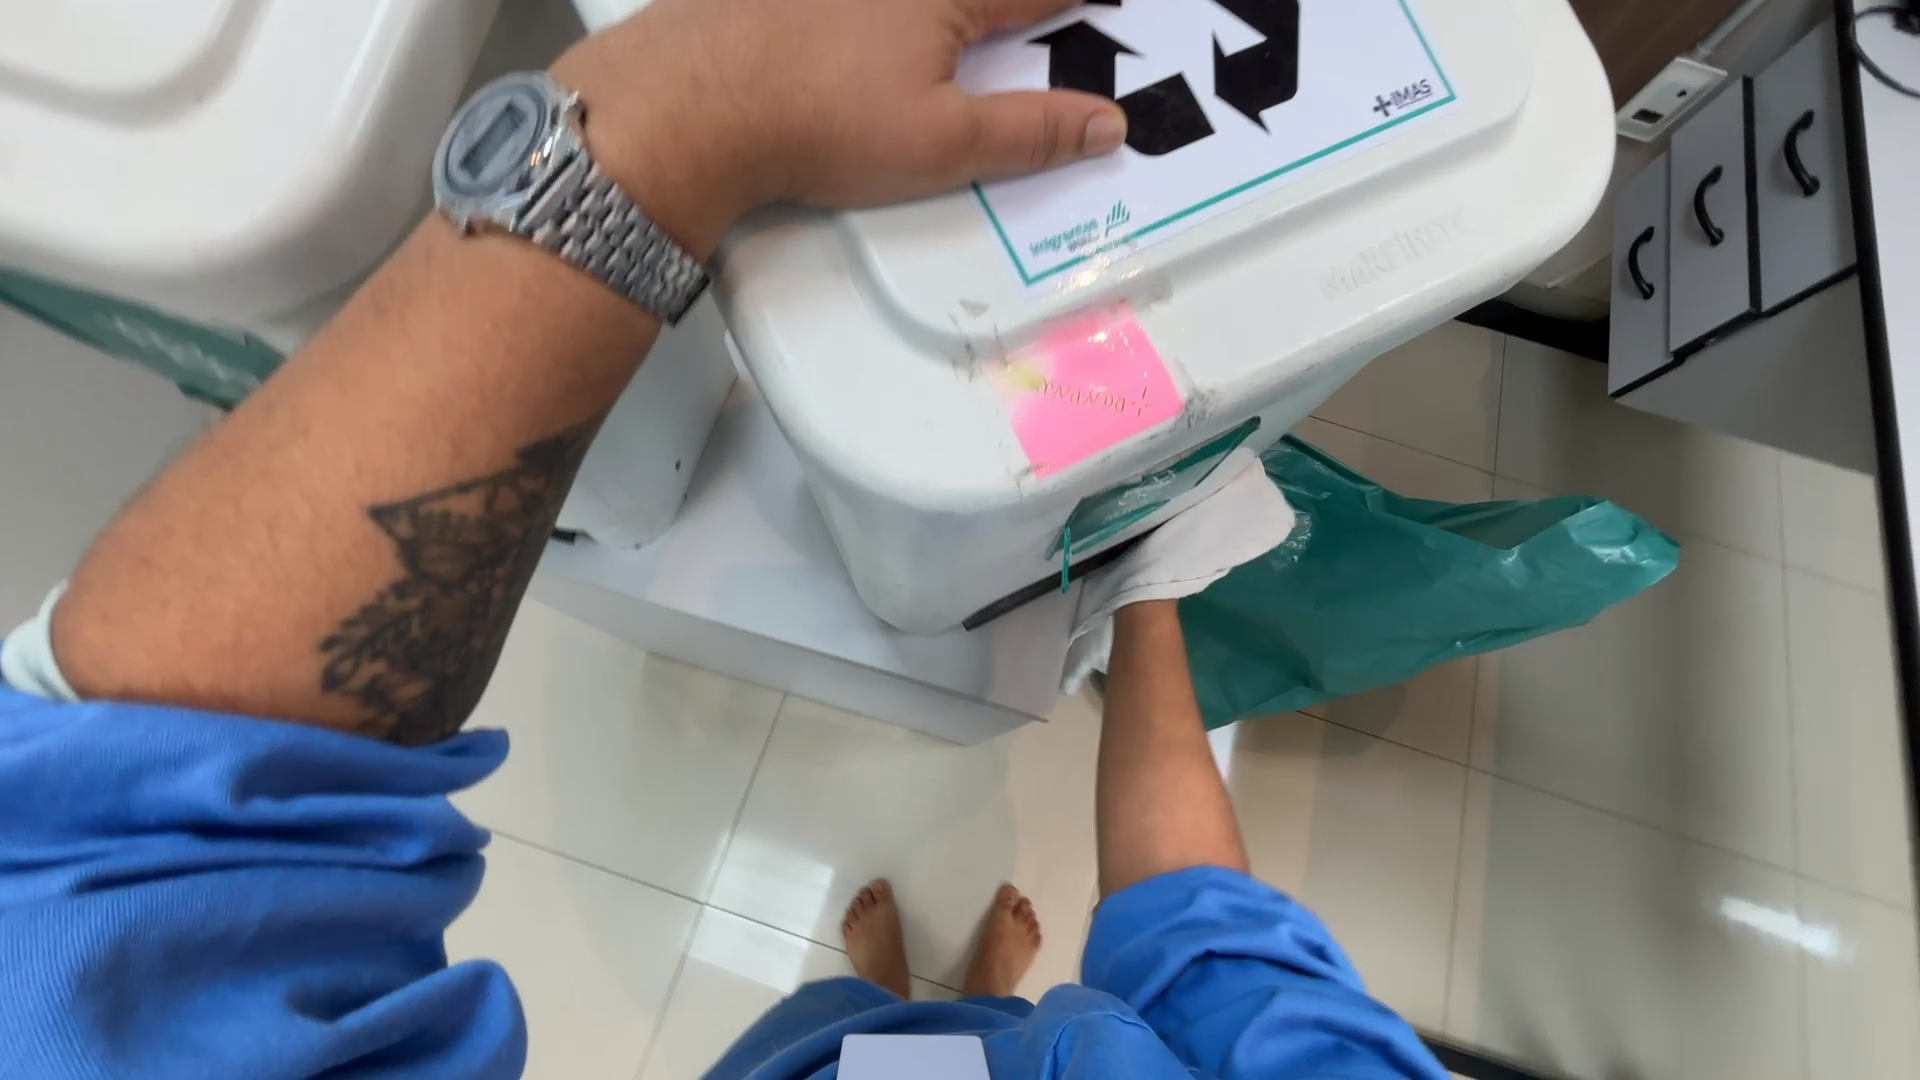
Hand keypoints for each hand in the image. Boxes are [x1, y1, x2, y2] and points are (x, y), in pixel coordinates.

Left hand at [552, 0, 1127, 256]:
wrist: (701, 106)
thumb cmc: (826, 122)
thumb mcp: (946, 144)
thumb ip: (1032, 135)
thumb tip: (1108, 128)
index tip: (1104, 4)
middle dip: (1008, 13)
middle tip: (1022, 25)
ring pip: (917, 3)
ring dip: (949, 22)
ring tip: (967, 29)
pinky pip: (860, 3)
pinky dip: (883, 18)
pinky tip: (874, 28)